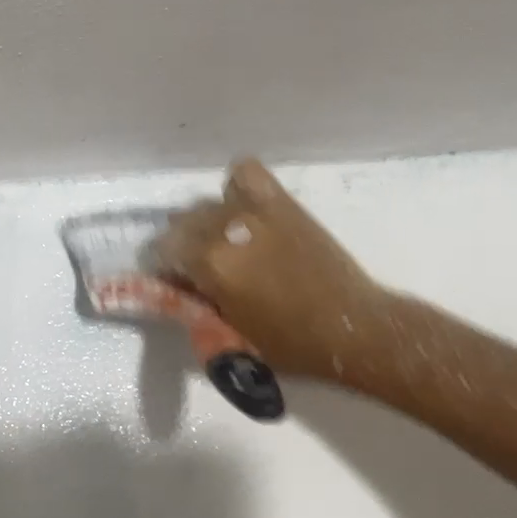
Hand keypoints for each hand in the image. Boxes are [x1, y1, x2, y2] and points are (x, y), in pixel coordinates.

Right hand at [156, 159, 391, 378]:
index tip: (176, 282)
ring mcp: (255, 211)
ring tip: (224, 243)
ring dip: (207, 222)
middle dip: (182, 246)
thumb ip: (193, 305)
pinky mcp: (281, 203)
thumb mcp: (230, 335)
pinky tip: (242, 210)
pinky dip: (236, 188)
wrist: (353, 327)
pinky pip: (245, 174)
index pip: (162, 250)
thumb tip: (168, 287)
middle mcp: (226, 228)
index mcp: (210, 263)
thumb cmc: (291, 343)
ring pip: (207, 203)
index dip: (164, 268)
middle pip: (180, 223)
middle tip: (200, 269)